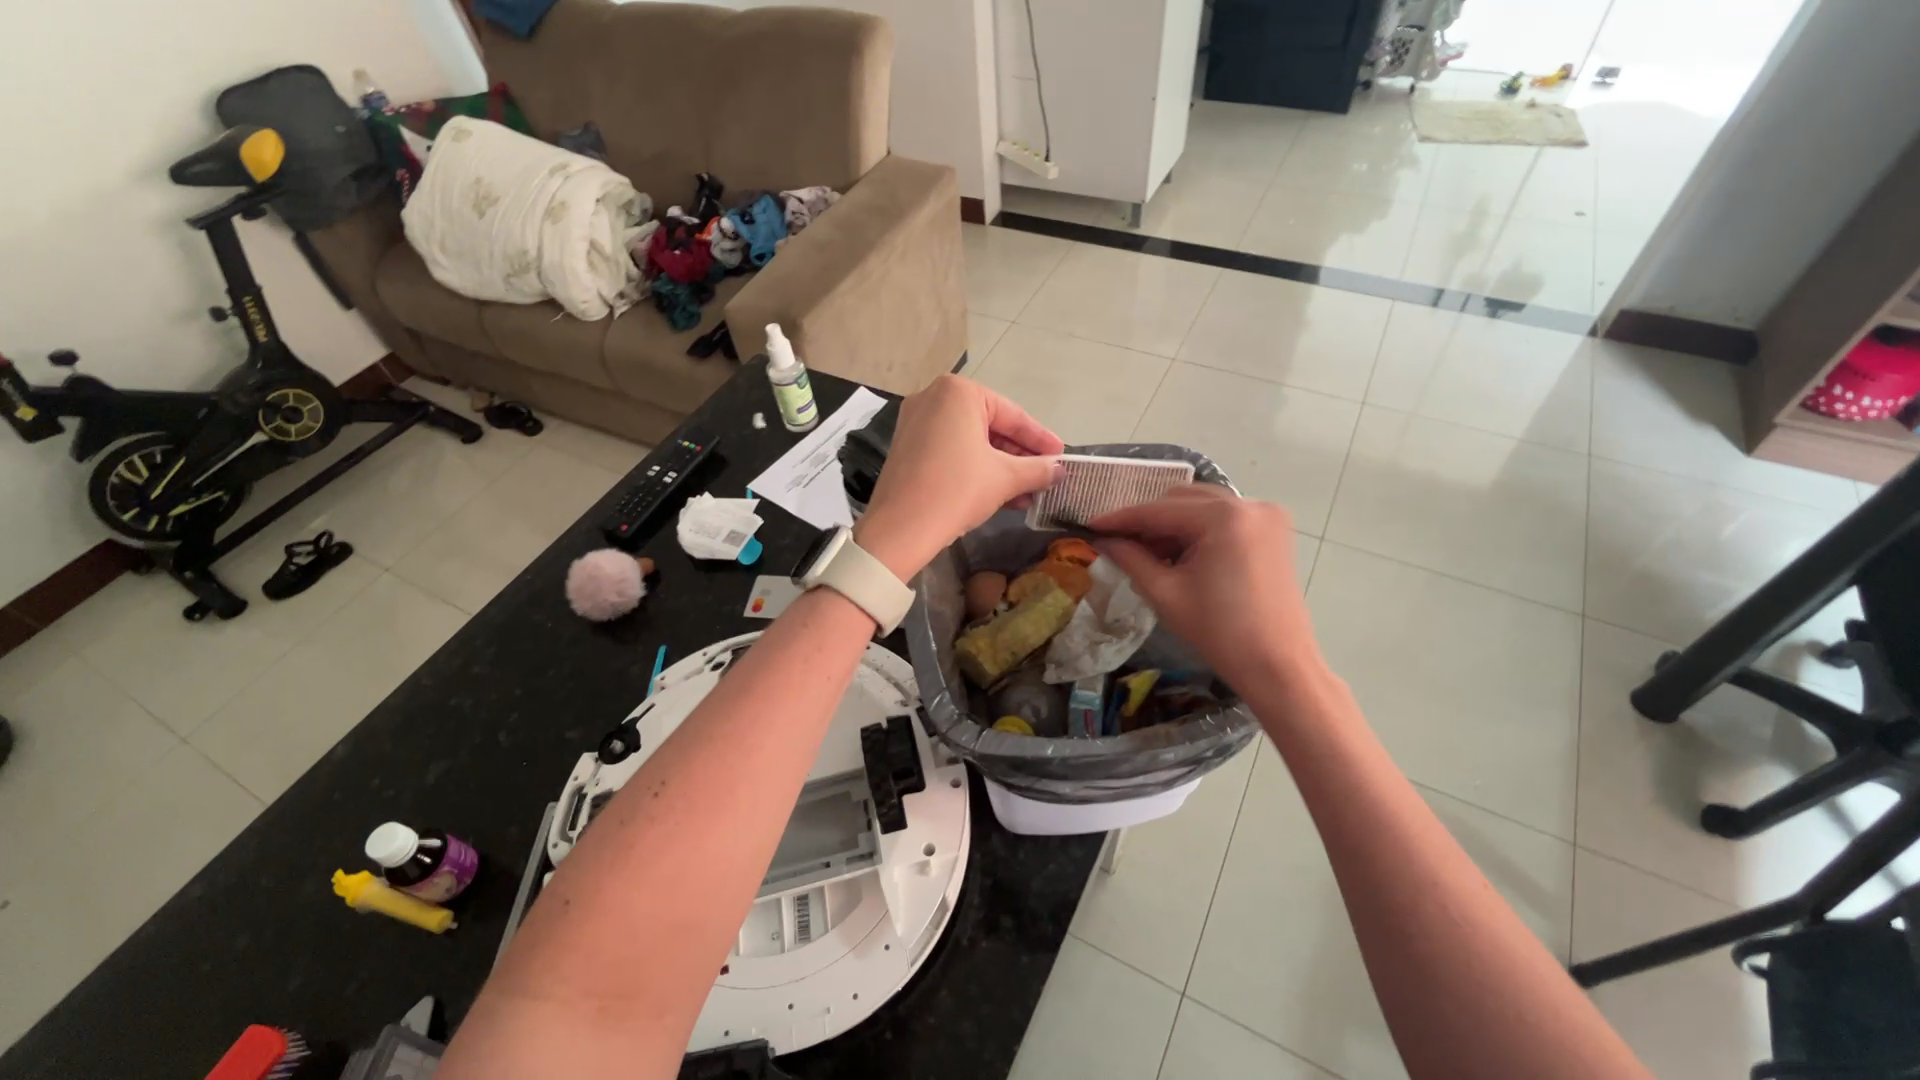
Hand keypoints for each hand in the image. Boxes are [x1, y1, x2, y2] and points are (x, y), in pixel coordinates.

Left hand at [855, 375, 1062, 577]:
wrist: (901, 528)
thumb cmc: (957, 490)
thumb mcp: (1005, 478)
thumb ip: (1038, 469)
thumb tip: (1061, 470)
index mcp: (958, 392)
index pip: (1012, 414)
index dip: (1041, 439)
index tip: (1062, 456)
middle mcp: (933, 398)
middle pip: (990, 426)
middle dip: (1020, 456)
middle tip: (1047, 476)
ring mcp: (916, 423)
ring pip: (971, 442)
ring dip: (1002, 468)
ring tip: (1030, 493)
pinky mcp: (907, 448)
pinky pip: (952, 452)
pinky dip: (977, 469)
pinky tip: (1002, 495)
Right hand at [1092, 485, 1323, 688]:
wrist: (1277, 665)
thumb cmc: (1219, 632)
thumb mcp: (1165, 593)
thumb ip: (1131, 558)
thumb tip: (1104, 540)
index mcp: (1224, 517)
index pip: (1159, 510)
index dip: (1122, 519)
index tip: (1091, 525)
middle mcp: (1249, 504)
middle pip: (1183, 500)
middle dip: (1150, 521)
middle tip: (1122, 546)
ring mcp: (1267, 516)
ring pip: (1204, 506)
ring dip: (1174, 525)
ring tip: (1153, 555)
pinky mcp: (1274, 531)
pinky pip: (1225, 518)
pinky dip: (1201, 531)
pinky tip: (1184, 556)